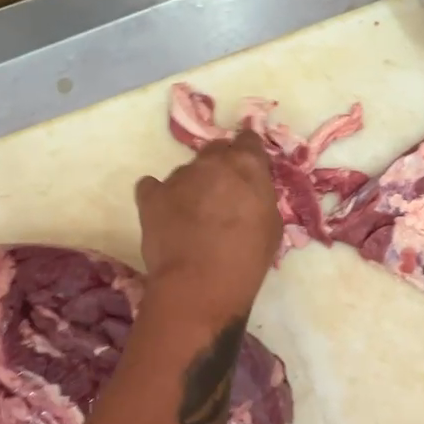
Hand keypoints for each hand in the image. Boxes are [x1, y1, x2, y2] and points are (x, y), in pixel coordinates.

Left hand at [136, 130, 281, 318]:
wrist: (200, 283)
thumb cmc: (247, 259)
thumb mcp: (272, 226)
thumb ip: (260, 199)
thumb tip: (248, 196)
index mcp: (246, 164)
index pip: (249, 140)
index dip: (248, 154)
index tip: (248, 172)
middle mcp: (211, 161)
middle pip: (216, 151)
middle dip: (221, 167)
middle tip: (224, 196)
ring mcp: (177, 176)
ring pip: (187, 172)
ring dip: (193, 186)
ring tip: (193, 218)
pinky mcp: (151, 195)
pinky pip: (153, 186)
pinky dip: (160, 196)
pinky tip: (165, 215)